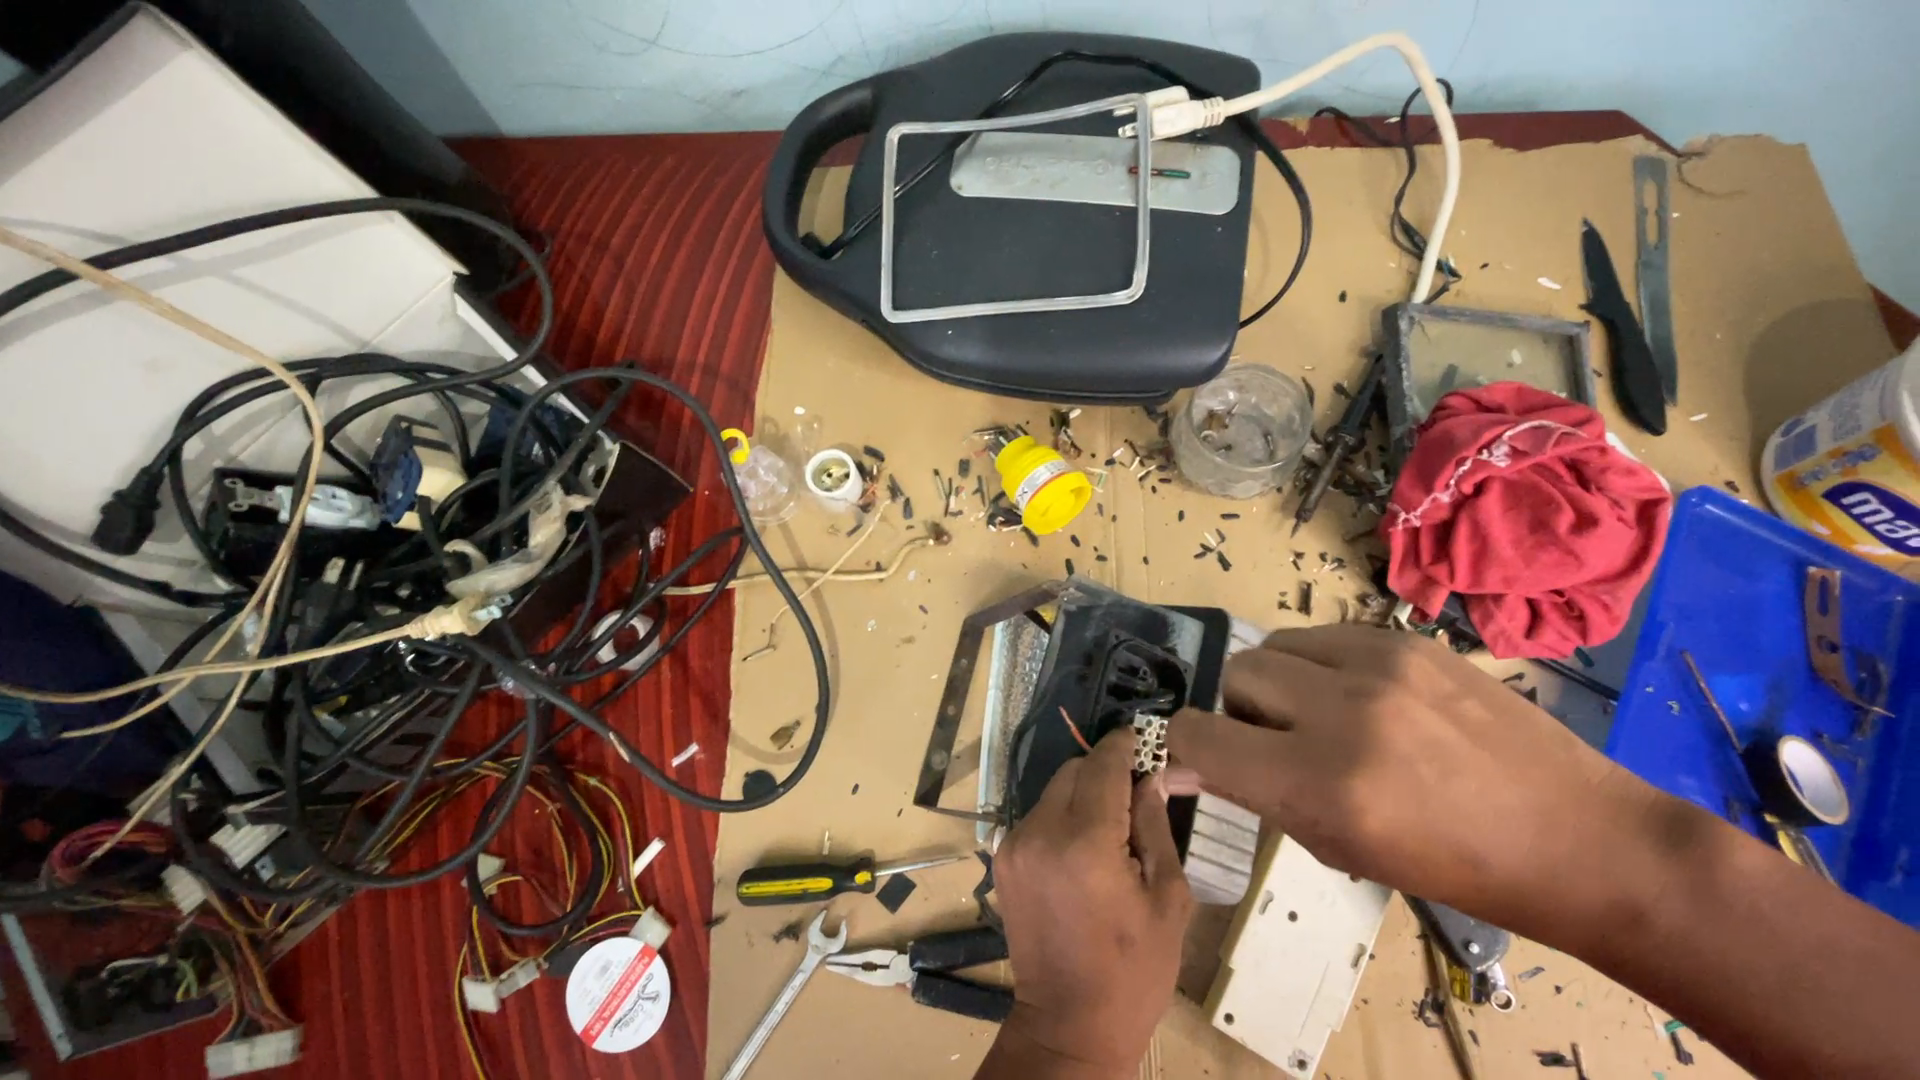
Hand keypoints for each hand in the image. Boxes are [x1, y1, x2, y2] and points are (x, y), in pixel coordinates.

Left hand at [987, 730, 1192, 1073]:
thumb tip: (1151, 775)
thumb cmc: (1134, 971)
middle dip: (1106, 771)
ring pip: (1054, 790)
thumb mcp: (1167, 898)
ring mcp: (1014, 844)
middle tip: (1138, 792)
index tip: (1147, 739)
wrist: (1070, 1023)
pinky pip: (1039, 816)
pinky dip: (1063, 817)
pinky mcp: (1003, 859)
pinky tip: (1085, 850)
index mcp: (1085, 842)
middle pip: (1075, 770)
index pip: (1103, 764)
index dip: (1127, 744)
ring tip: (1113, 829)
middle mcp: (1040, 832)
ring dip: (1084, 794)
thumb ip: (1155, 824)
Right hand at [1166, 624, 1661, 935]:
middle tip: (1274, 741)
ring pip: (1275, 645)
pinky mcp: (1410, 641)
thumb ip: (1255, 793)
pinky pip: (1325, 635)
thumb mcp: (1339, 847)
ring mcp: (1380, 666)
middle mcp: (1342, 712)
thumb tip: (1184, 762)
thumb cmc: (1450, 866)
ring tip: (1317, 714)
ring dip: (1277, 681)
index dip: (1184, 746)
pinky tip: (1359, 696)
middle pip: (1235, 675)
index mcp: (1320, 783)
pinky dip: (1320, 665)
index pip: (1200, 735)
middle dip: (1238, 710)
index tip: (1198, 756)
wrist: (1575, 837)